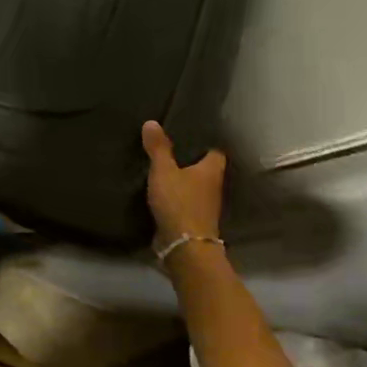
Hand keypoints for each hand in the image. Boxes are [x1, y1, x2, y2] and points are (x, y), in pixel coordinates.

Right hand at [141, 120, 225, 252]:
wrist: (184, 244)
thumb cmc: (179, 202)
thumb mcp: (163, 171)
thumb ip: (158, 148)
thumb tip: (152, 122)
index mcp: (212, 170)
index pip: (215, 152)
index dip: (203, 143)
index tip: (187, 136)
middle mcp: (213, 186)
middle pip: (205, 169)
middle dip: (191, 161)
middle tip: (170, 148)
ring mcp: (205, 205)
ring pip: (195, 185)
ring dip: (183, 179)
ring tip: (162, 167)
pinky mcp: (192, 219)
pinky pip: (184, 200)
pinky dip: (176, 195)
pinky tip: (160, 191)